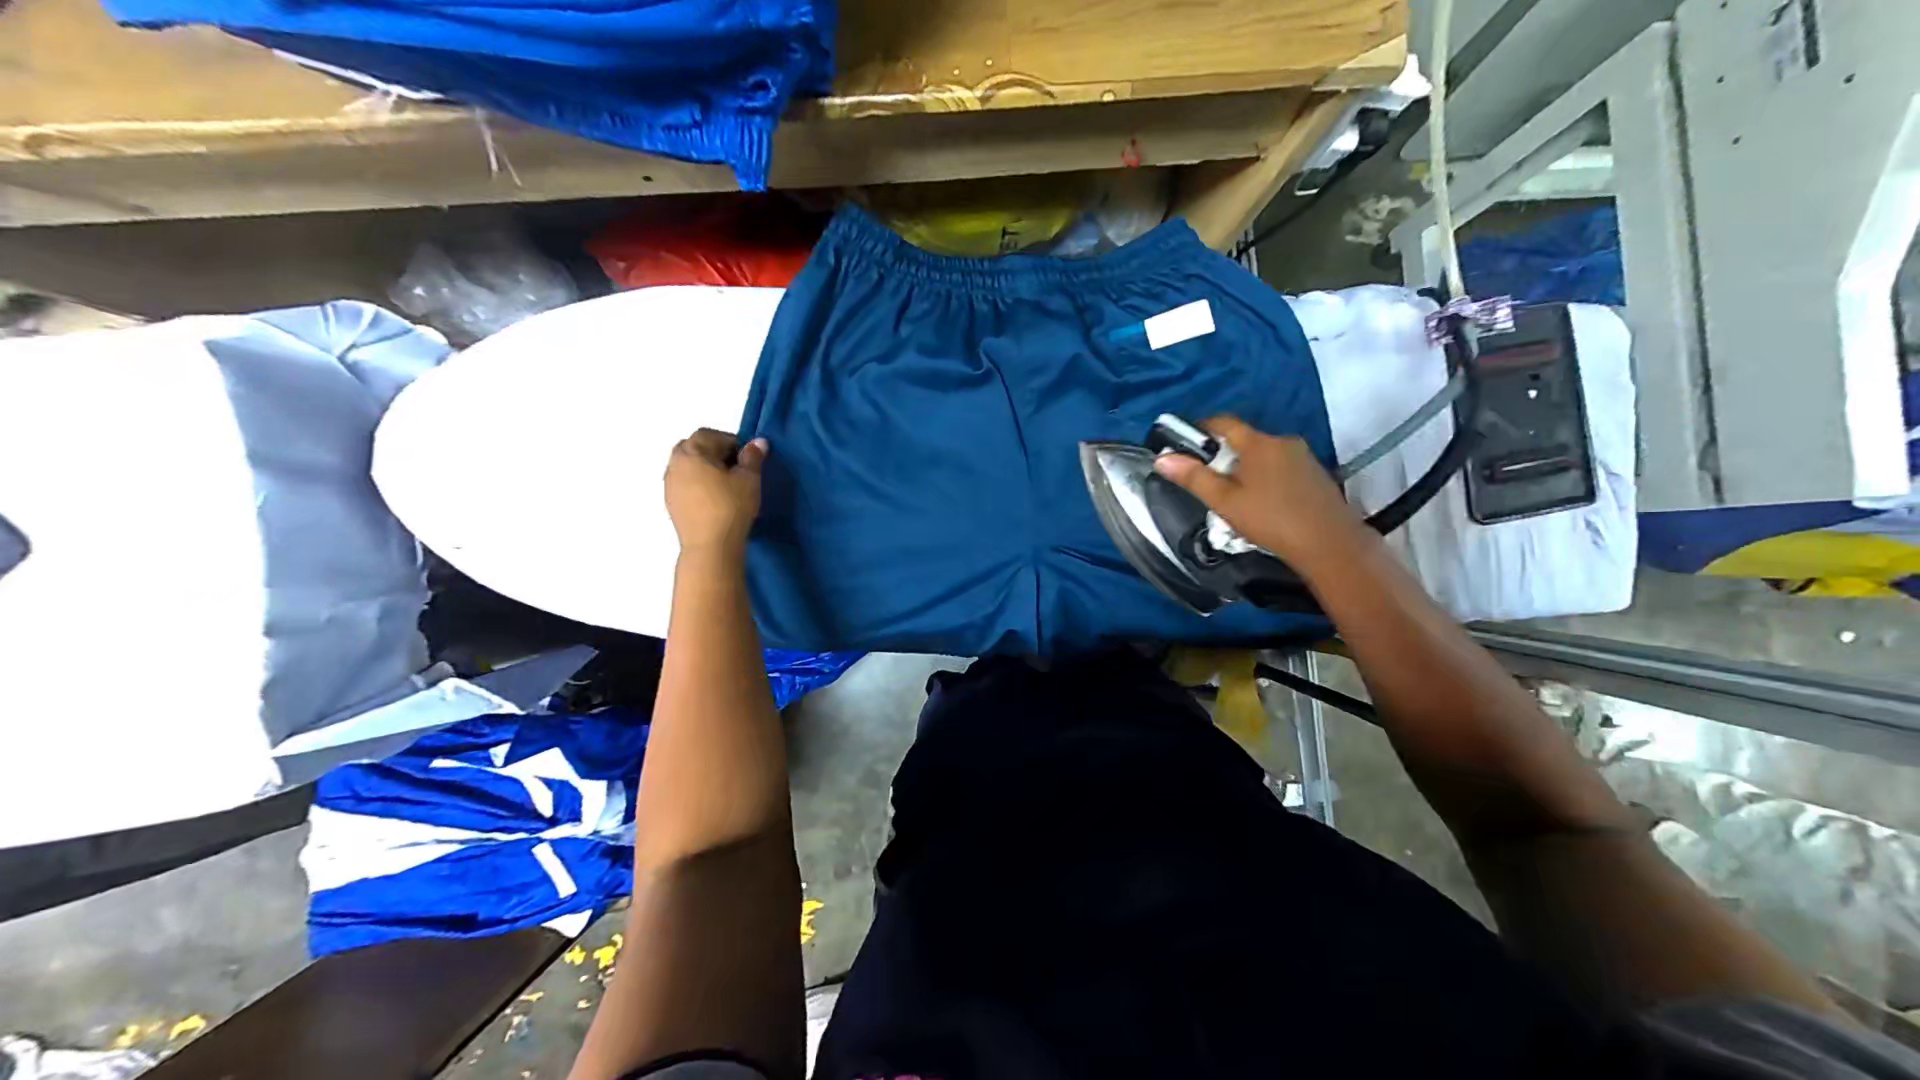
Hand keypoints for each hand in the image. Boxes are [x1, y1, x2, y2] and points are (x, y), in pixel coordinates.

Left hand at [665, 429, 766, 556]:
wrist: (710, 546)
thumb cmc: (731, 507)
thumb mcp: (749, 479)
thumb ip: (753, 457)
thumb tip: (759, 442)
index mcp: (692, 452)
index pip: (711, 435)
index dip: (732, 442)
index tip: (747, 458)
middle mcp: (675, 463)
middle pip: (694, 447)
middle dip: (714, 452)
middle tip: (735, 469)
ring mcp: (669, 484)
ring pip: (688, 466)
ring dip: (705, 469)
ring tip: (725, 485)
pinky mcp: (670, 503)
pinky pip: (684, 484)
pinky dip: (697, 484)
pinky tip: (714, 500)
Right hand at [1152, 415, 1368, 569]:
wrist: (1329, 544)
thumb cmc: (1271, 519)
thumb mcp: (1225, 501)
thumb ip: (1194, 478)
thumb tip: (1163, 458)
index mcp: (1259, 443)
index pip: (1225, 423)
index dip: (1202, 429)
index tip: (1185, 443)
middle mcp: (1283, 442)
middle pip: (1246, 440)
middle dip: (1224, 455)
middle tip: (1208, 480)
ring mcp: (1304, 458)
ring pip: (1265, 455)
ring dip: (1247, 468)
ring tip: (1234, 496)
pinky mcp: (1316, 475)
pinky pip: (1282, 468)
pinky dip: (1266, 478)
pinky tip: (1263, 503)